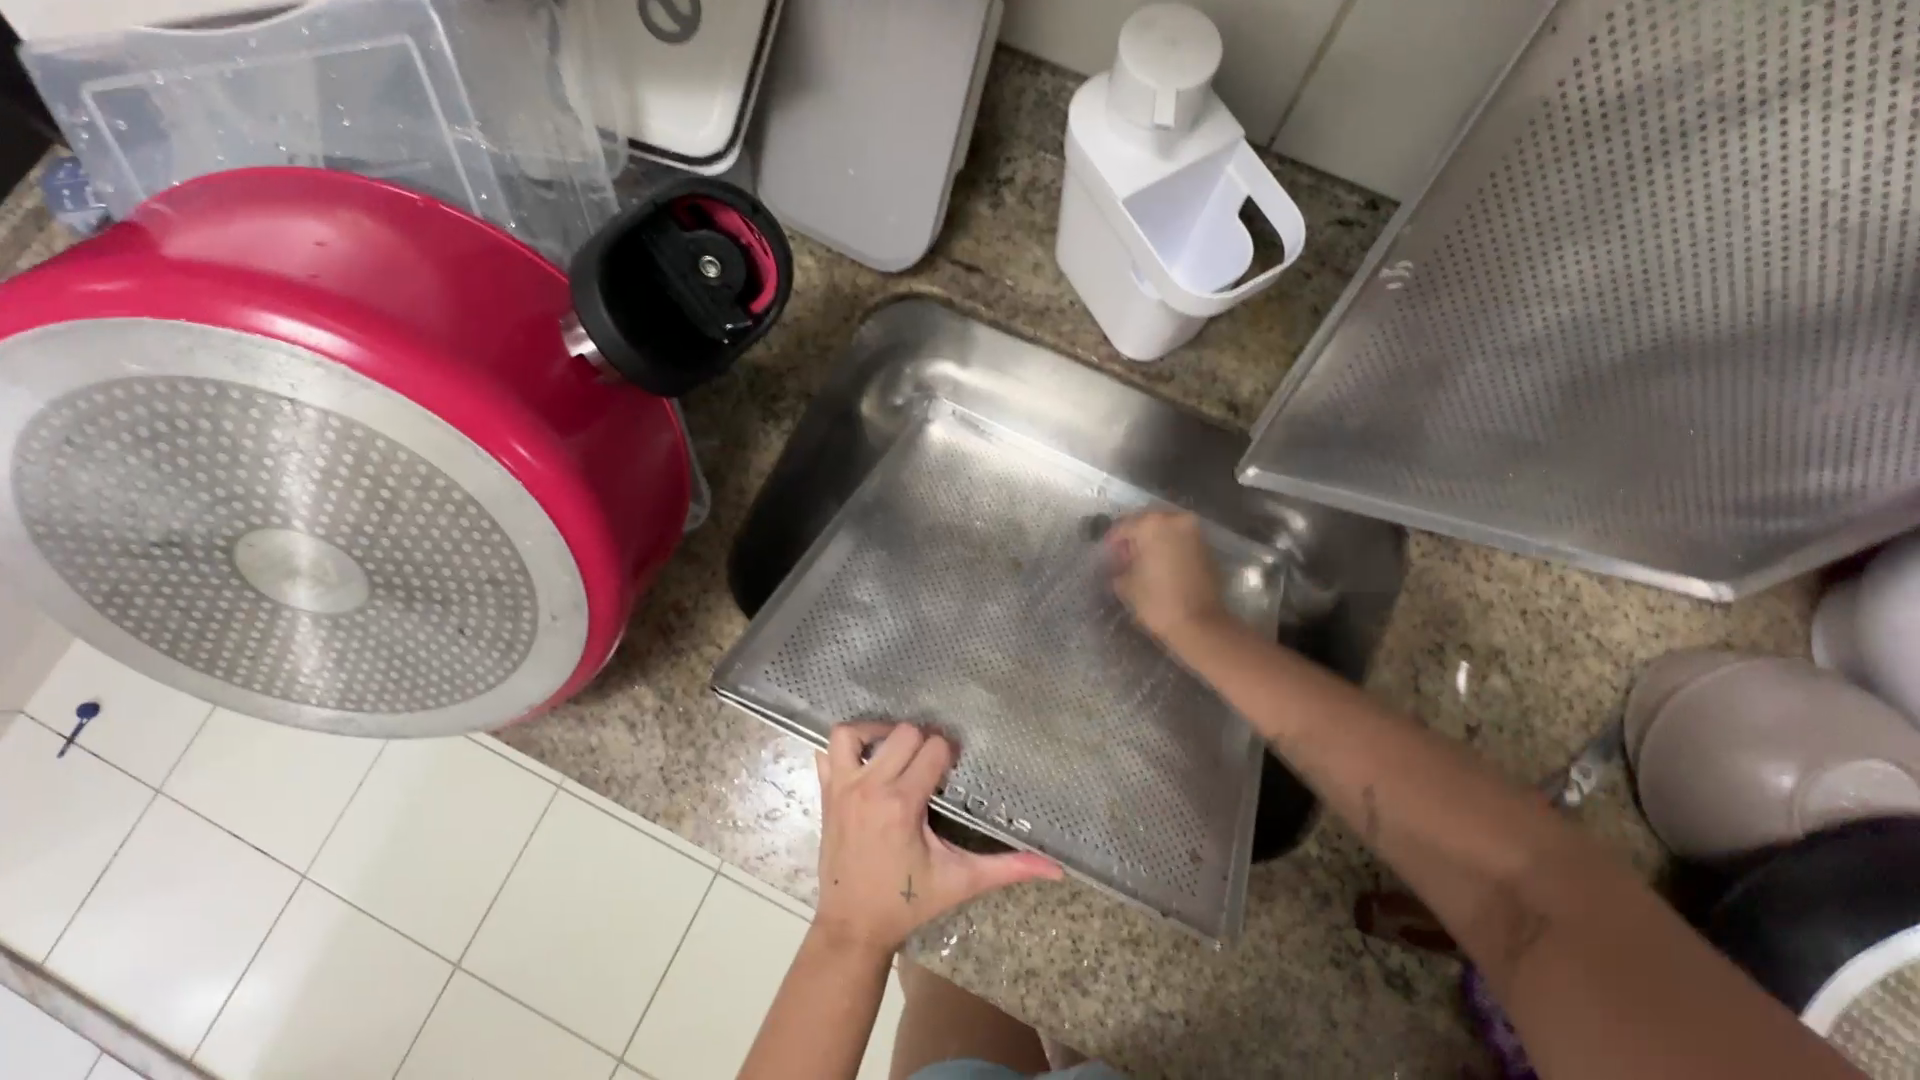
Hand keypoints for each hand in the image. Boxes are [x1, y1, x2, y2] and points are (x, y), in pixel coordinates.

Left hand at [812, 721, 1062, 959]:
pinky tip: (865, 761)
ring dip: (878, 734)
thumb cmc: (907, 903)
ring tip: (897, 751)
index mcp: (902, 803)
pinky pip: (826, 752)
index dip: (948, 756)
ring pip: (854, 733)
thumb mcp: (960, 882)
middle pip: (902, 733)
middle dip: (922, 744)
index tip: (953, 774)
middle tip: (932, 766)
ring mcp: (841, 788)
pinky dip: (844, 749)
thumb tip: (1055, 869)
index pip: (933, 750)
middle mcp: (868, 787)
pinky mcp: (825, 795)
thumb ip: (1007, 868)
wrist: (853, 927)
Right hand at [1106, 510, 1233, 647]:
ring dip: (1151, 542)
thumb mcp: (1125, 584)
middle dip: (1133, 538)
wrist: (1199, 623)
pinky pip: (1179, 540)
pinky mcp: (1206, 546)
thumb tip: (1119, 563)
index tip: (1106, 556)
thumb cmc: (1156, 601)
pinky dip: (1168, 548)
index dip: (1111, 542)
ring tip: (1141, 563)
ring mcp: (1194, 531)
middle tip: (1123, 558)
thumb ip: (1118, 566)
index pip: (1122, 526)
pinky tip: (1159, 566)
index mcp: (1151, 524)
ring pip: (1165, 530)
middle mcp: (1175, 520)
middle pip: (1145, 523)